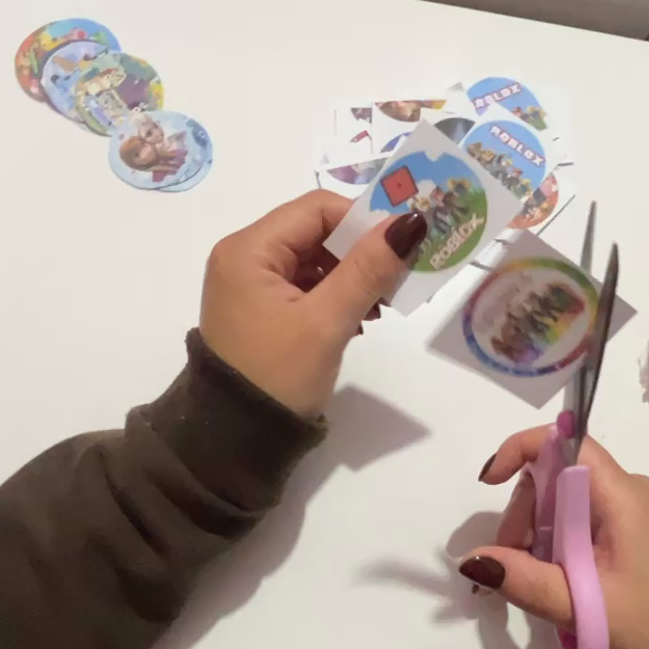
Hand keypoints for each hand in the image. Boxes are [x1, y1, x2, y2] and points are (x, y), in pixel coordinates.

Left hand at [200, 190, 426, 417]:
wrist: (237, 440)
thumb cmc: (278, 376)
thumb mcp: (326, 322)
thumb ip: (368, 269)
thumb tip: (411, 221)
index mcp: (248, 250)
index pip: (316, 209)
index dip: (363, 221)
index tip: (402, 246)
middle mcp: (243, 258)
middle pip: (315, 232)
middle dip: (360, 252)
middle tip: (398, 279)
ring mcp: (250, 285)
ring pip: (314, 260)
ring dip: (352, 276)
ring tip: (381, 305)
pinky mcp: (261, 310)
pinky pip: (305, 286)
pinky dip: (335, 295)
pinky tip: (360, 318)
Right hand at [461, 427, 648, 648]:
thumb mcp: (580, 605)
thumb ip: (525, 580)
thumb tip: (471, 559)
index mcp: (623, 497)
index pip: (568, 442)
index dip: (522, 449)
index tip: (490, 482)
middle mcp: (627, 489)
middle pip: (555, 474)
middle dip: (523, 510)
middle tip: (511, 560)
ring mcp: (628, 506)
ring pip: (561, 495)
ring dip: (534, 528)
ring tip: (529, 573)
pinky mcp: (627, 524)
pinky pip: (576, 513)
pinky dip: (552, 536)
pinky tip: (546, 571)